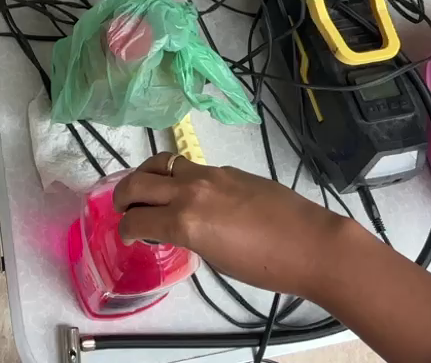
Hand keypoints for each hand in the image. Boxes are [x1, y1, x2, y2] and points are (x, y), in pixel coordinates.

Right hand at [113, 151, 359, 298]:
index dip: (125, 228)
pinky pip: (187, 166)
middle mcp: (190, 190)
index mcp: (185, 220)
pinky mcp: (225, 169)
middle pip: (140, 182)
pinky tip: (183, 189)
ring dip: (145, 175)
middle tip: (121, 208)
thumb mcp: (217, 259)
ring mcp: (208, 174)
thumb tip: (177, 226)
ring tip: (143, 188)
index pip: (138, 218)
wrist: (309, 242)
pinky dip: (174, 175)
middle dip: (123, 196)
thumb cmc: (266, 266)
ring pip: (162, 163)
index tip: (124, 234)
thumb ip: (189, 236)